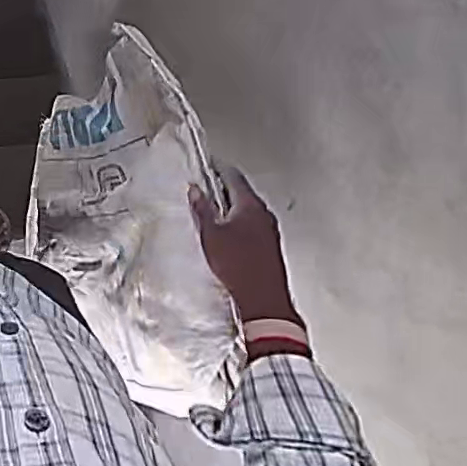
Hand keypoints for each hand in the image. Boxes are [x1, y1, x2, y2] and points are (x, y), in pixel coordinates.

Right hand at [188, 167, 304, 329]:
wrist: (263, 300)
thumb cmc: (237, 265)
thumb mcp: (211, 234)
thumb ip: (202, 209)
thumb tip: (196, 190)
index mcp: (250, 205)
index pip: (234, 177)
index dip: (218, 168)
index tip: (209, 165)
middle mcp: (264, 214)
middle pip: (242, 191)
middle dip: (223, 187)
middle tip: (206, 186)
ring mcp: (270, 230)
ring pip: (248, 208)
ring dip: (231, 205)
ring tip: (213, 210)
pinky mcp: (270, 244)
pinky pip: (253, 223)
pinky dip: (239, 220)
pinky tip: (227, 231)